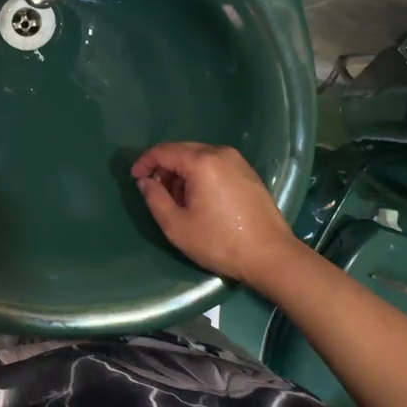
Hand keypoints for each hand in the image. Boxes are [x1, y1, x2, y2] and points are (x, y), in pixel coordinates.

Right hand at [132, 142, 295, 283]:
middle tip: (154, 190)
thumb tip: (145, 181)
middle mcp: (220, 153)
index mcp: (201, 162)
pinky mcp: (248, 173)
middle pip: (182, 150)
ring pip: (199, 157)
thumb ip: (155, 198)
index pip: (163, 151)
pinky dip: (200, 174)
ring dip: (182, 172)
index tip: (134, 178)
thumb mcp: (177, 226)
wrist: (271, 256)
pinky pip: (215, 165)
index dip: (144, 162)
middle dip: (163, 167)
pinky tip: (199, 198)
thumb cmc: (220, 242)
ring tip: (177, 199)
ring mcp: (238, 161)